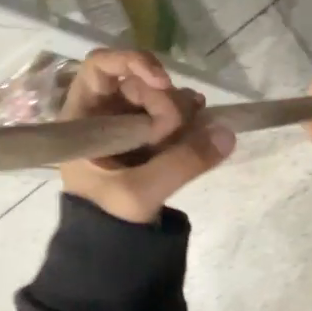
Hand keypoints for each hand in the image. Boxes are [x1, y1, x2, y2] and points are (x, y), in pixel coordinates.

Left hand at [60, 50, 234, 223]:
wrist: (112, 248)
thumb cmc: (110, 217)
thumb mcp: (142, 192)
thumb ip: (183, 162)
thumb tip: (227, 133)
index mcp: (84, 118)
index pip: (101, 67)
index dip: (133, 62)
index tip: (163, 81)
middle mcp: (106, 114)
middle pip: (141, 84)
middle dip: (166, 102)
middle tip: (178, 131)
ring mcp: (131, 125)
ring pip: (163, 99)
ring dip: (183, 112)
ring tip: (195, 135)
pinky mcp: (152, 139)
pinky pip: (177, 116)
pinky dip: (192, 120)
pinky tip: (203, 131)